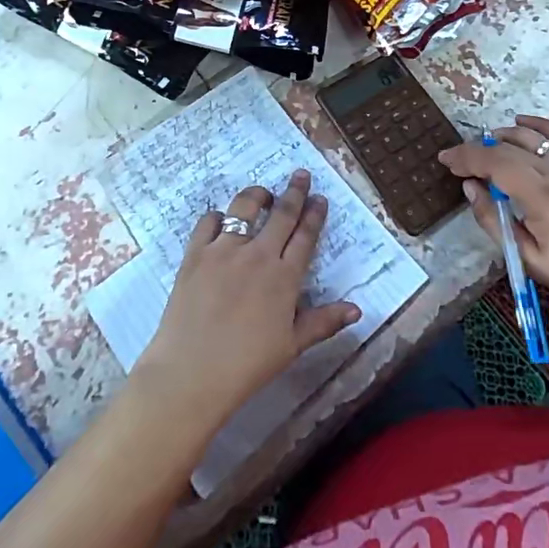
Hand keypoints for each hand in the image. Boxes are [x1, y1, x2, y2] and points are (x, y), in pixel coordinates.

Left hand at [135, 171, 360, 423]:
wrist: (192, 373)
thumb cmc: (248, 364)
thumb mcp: (292, 344)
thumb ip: (324, 321)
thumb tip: (357, 309)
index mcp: (285, 276)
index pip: (306, 235)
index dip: (315, 214)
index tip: (320, 199)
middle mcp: (258, 255)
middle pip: (281, 214)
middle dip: (295, 191)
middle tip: (301, 175)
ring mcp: (224, 252)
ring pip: (243, 209)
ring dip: (257, 195)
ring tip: (263, 193)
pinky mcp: (195, 256)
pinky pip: (207, 223)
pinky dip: (217, 215)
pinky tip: (221, 218)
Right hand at [438, 117, 548, 315]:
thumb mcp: (526, 256)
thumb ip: (494, 220)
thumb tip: (470, 189)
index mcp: (543, 197)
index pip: (497, 163)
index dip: (468, 158)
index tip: (446, 161)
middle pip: (509, 148)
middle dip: (477, 150)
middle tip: (455, 161)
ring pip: (531, 137)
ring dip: (502, 136)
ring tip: (482, 147)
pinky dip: (537, 126)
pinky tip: (519, 124)